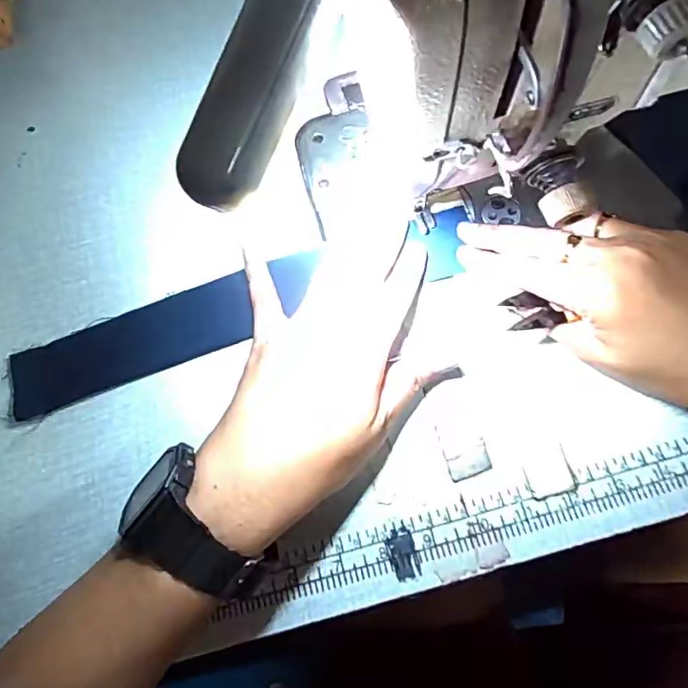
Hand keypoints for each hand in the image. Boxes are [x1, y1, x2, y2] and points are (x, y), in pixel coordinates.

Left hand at [189, 211, 440, 555]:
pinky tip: (251, 242)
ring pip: (326, 276)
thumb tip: (443, 356)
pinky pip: (263, 297)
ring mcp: (294, 331)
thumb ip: (405, 385)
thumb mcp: (373, 433)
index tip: (418, 248)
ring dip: (345, 241)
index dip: (407, 274)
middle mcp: (330, 333)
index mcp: (362, 356)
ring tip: (359, 212)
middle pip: (361, 276)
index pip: (392, 303)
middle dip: (380, 238)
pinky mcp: (265, 340)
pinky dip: (258, 270)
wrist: (244, 483)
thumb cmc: (314, 465)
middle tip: (394, 205)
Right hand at [455, 218, 687, 439]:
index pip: (530, 269)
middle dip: (506, 237)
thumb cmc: (669, 371)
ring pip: (583, 229)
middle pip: (547, 239)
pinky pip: (619, 231)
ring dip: (555, 240)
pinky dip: (598, 243)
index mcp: (596, 287)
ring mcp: (646, 237)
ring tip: (534, 251)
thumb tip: (547, 305)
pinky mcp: (669, 235)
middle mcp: (617, 250)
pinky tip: (596, 260)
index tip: (466, 251)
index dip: (493, 261)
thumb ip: (565, 324)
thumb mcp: (603, 357)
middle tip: (474, 233)